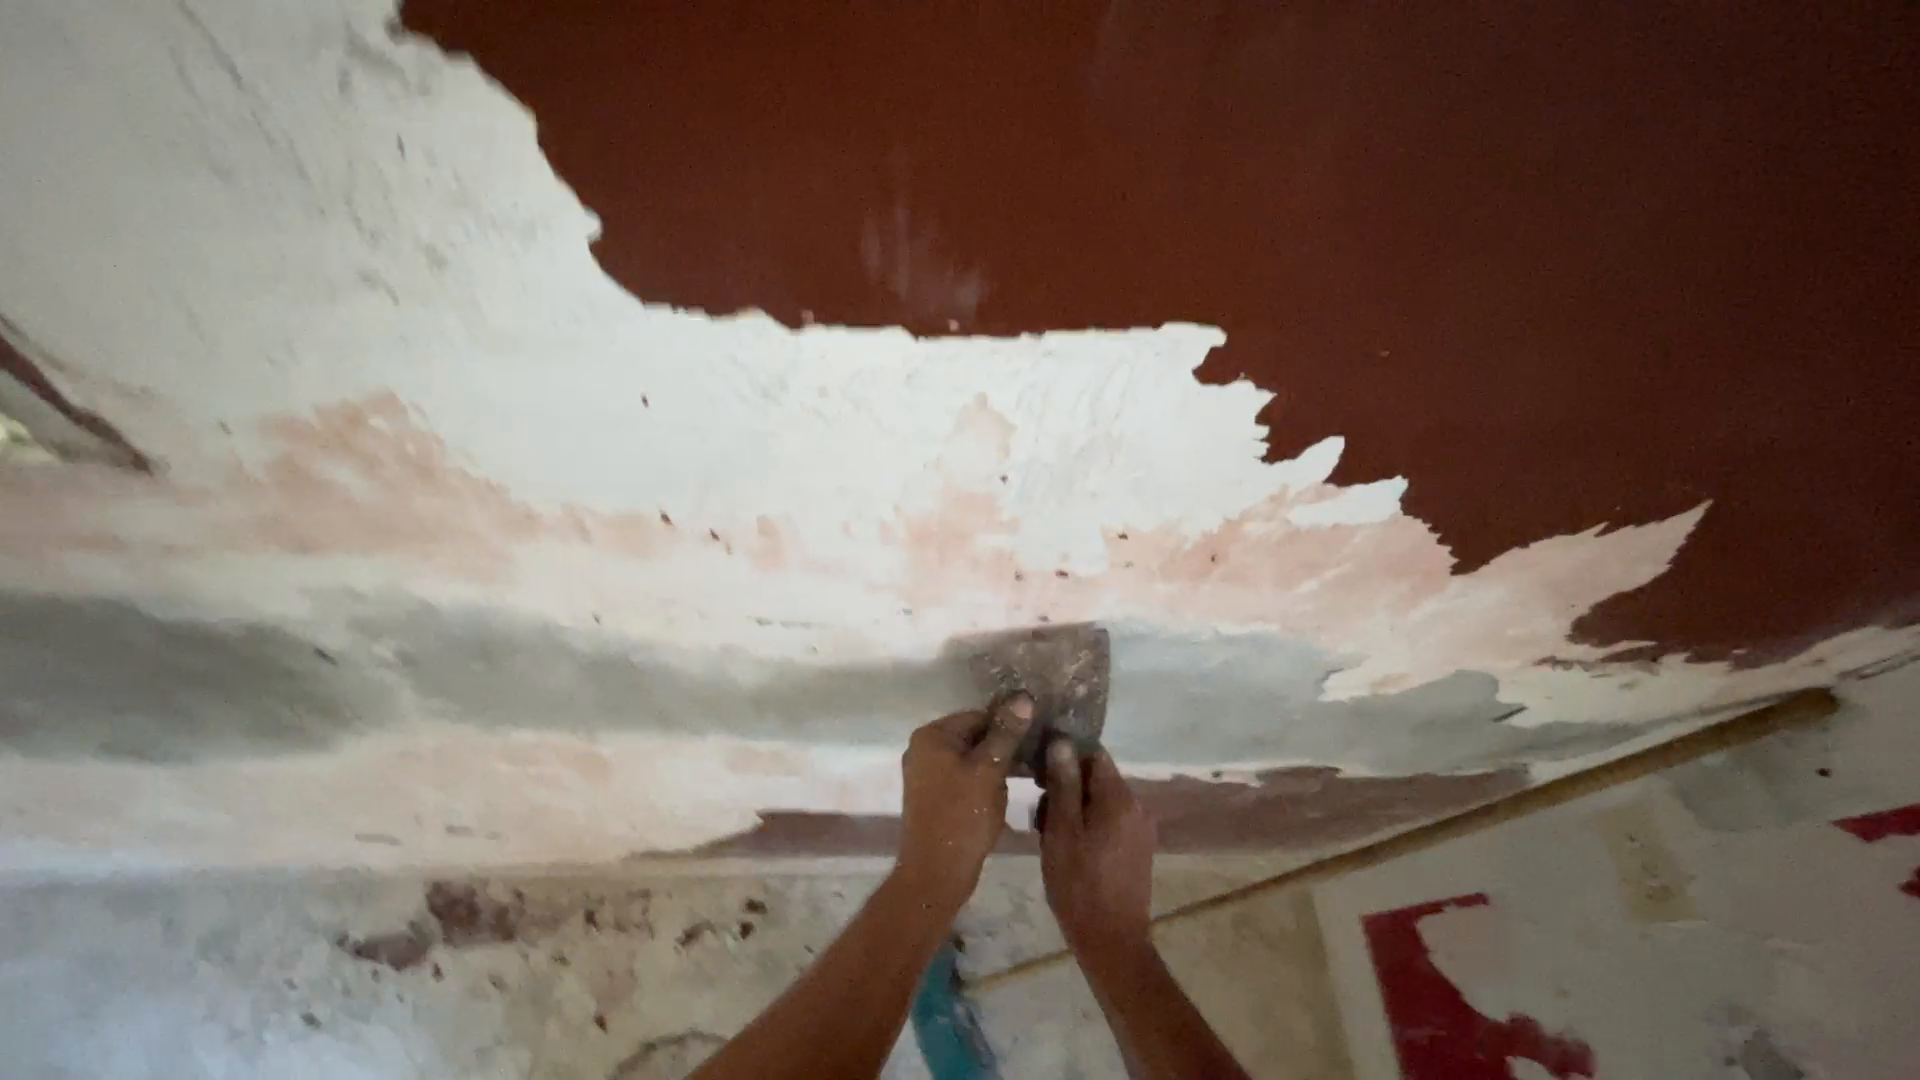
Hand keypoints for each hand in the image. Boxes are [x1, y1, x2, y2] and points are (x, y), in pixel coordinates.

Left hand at [894, 694, 1032, 909]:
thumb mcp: (990, 770)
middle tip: (1037, 757)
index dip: (1009, 725)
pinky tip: (1008, 792)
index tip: (1038, 737)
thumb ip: (1006, 733)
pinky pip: (965, 777)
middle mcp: (924, 749)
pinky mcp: (935, 796)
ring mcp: (927, 774)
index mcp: (932, 736)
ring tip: (1029, 774)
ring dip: (998, 765)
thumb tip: (1024, 698)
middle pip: (974, 736)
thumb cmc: (962, 816)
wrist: (936, 871)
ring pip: (972, 758)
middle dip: (1005, 746)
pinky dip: (985, 781)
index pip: (979, 716)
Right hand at [1040, 740, 1156, 960]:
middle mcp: (1137, 805)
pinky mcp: (1137, 848)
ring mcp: (1140, 829)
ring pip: (1101, 801)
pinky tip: (1069, 848)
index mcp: (1119, 797)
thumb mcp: (1062, 831)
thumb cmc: (1079, 884)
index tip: (1040, 772)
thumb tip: (1062, 741)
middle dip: (1067, 786)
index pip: (1094, 754)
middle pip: (1097, 777)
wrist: (1112, 941)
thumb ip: (1063, 784)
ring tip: (1050, 835)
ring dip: (1075, 808)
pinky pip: (1109, 821)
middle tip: (1039, 813)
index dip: (1065, 756)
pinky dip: (1088, 825)